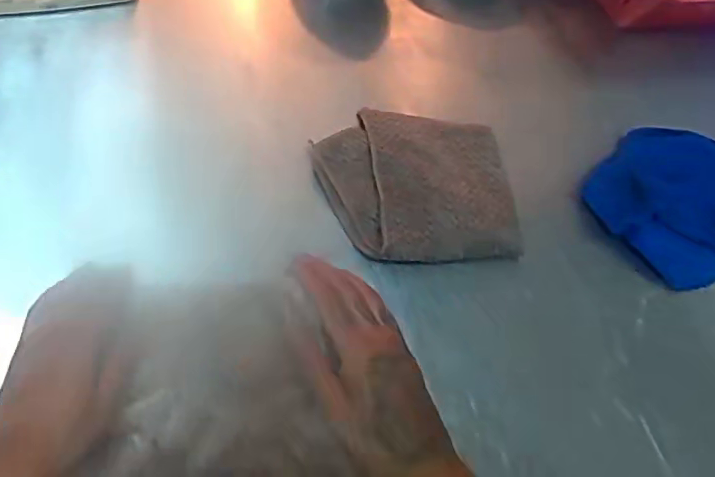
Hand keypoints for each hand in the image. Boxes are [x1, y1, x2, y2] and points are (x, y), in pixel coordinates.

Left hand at [0, 264, 134, 476]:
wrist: (17, 448)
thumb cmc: (65, 429)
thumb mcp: (103, 404)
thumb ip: (120, 363)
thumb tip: (135, 333)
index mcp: (82, 340)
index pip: (104, 300)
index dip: (119, 285)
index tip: (132, 275)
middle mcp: (58, 327)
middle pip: (82, 289)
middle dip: (103, 277)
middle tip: (119, 270)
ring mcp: (38, 330)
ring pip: (62, 291)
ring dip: (80, 278)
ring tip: (95, 271)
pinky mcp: (24, 339)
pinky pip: (42, 302)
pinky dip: (56, 289)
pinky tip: (60, 287)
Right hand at [286, 256, 471, 476]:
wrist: (424, 464)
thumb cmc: (370, 437)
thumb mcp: (332, 404)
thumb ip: (310, 356)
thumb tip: (290, 312)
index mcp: (357, 344)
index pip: (328, 298)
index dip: (310, 276)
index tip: (292, 261)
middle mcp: (377, 332)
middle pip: (347, 290)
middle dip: (324, 271)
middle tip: (302, 258)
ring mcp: (393, 338)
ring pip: (366, 294)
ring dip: (343, 275)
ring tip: (325, 266)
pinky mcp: (403, 347)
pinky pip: (381, 306)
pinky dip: (365, 289)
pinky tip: (358, 288)